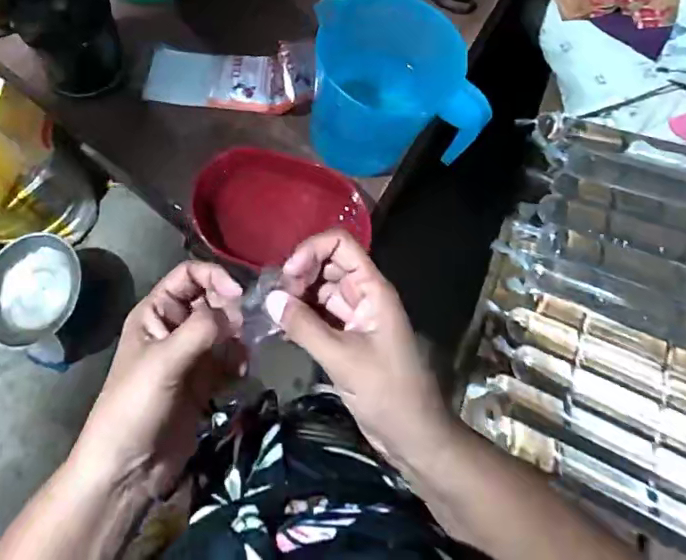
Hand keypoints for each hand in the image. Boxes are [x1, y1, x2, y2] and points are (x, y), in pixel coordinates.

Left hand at [69, 261, 245, 497]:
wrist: (127, 470)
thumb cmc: (135, 405)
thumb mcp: (164, 361)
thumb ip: (200, 330)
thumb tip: (235, 309)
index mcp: (154, 311)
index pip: (188, 275)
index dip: (213, 277)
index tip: (238, 295)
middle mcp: (172, 327)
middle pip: (209, 300)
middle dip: (230, 309)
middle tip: (246, 328)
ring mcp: (188, 356)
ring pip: (222, 331)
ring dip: (238, 337)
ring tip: (245, 354)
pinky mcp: (202, 383)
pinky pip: (227, 360)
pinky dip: (237, 362)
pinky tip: (241, 374)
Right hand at [266, 229, 454, 467]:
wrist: (415, 440)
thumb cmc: (388, 394)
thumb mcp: (344, 359)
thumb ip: (305, 327)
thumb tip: (270, 298)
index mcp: (373, 289)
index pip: (340, 244)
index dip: (312, 249)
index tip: (289, 274)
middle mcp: (364, 295)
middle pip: (327, 262)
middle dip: (300, 272)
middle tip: (277, 298)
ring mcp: (355, 315)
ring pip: (320, 288)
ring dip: (296, 294)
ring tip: (273, 312)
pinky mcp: (346, 337)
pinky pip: (319, 313)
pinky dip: (300, 315)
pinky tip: (280, 326)